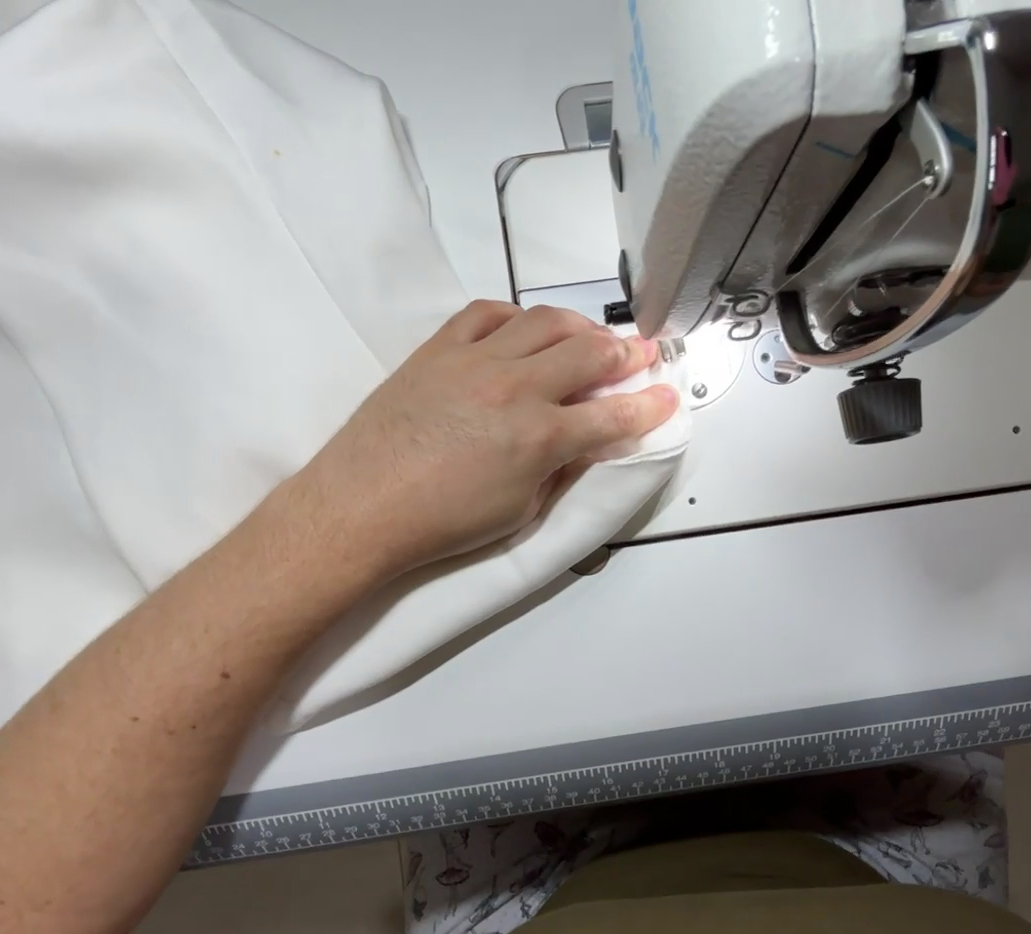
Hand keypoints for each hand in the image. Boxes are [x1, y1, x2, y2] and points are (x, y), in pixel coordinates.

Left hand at [285, 301, 678, 576]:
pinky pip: (485, 313)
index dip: (648, 406)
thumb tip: (583, 444)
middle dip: (625, 352)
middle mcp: (516, 389)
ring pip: (544, 321)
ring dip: (579, 324)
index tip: (666, 395)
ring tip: (591, 334)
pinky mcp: (439, 349)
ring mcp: (476, 361)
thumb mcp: (519, 511)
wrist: (364, 505)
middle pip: (589, 354)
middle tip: (641, 351)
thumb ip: (559, 471)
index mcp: (541, 438)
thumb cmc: (442, 523)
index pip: (614, 416)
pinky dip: (514, 315)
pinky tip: (525, 326)